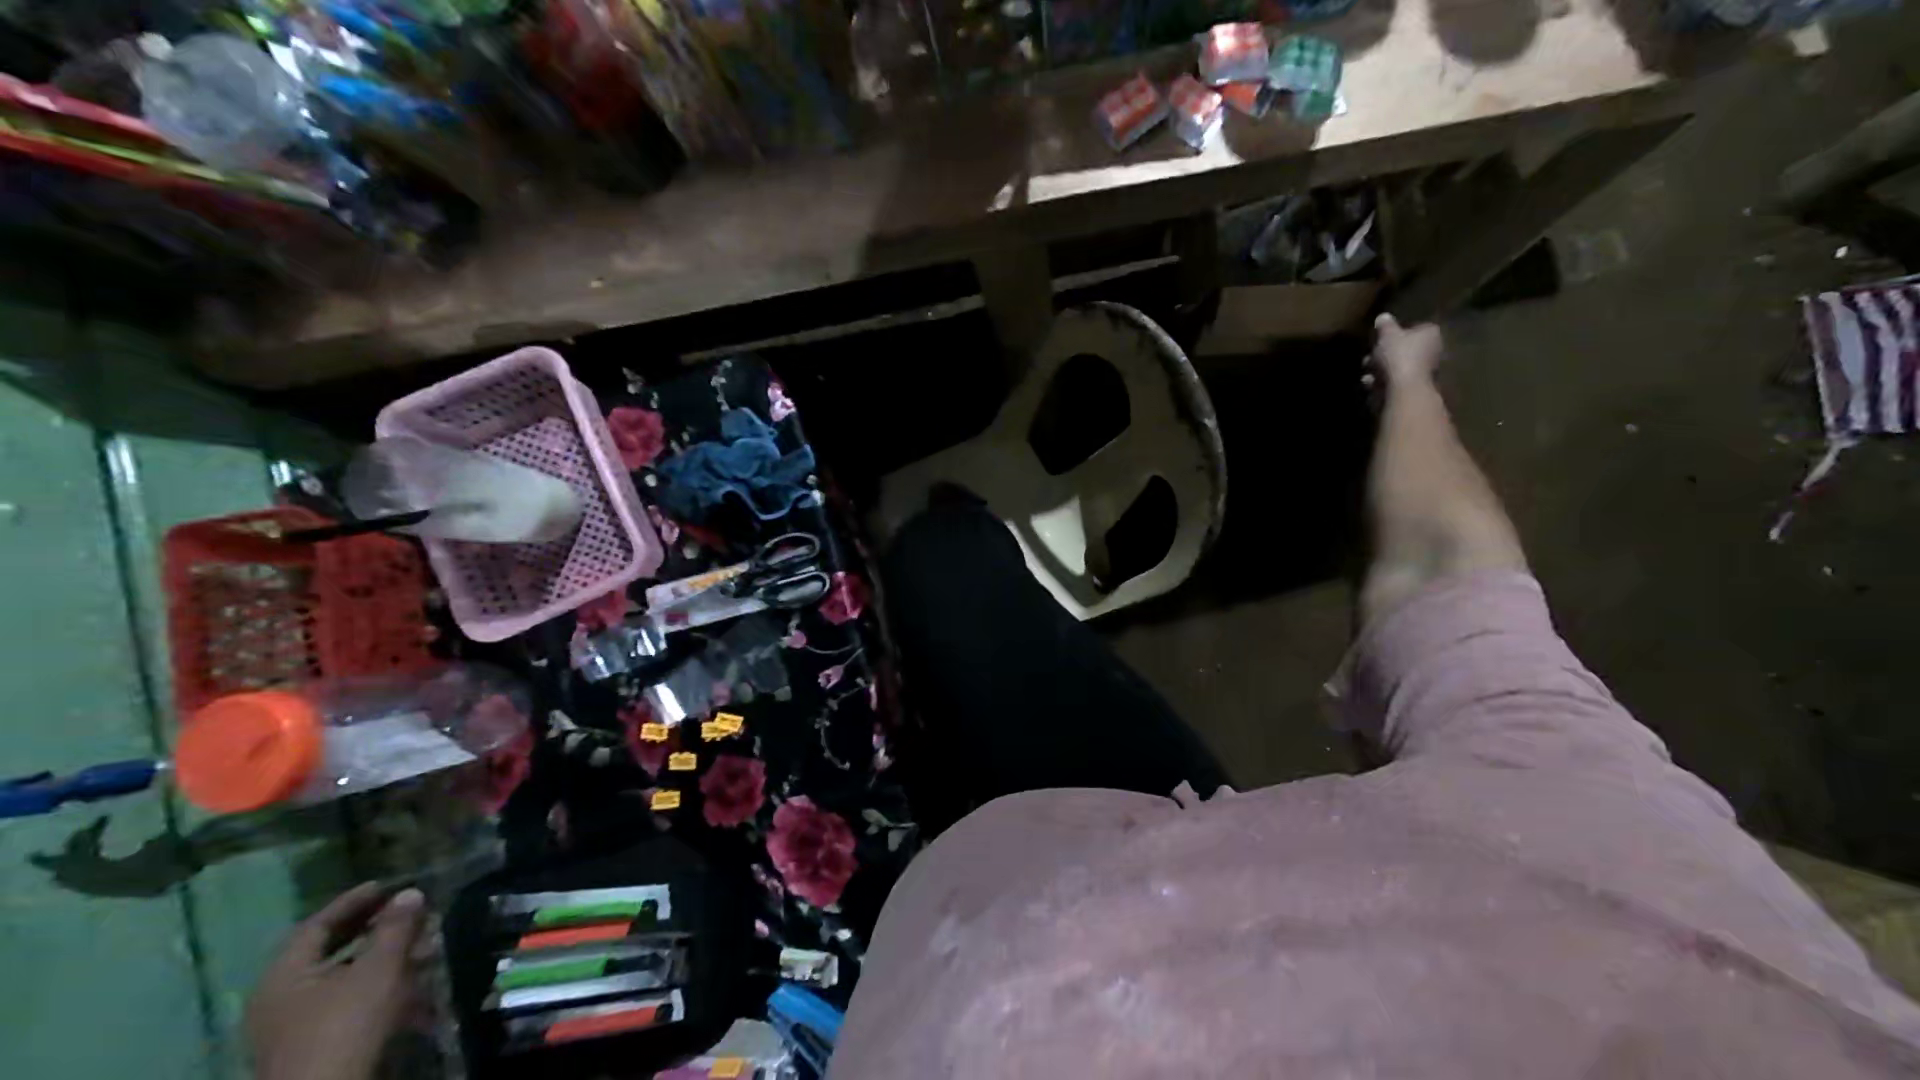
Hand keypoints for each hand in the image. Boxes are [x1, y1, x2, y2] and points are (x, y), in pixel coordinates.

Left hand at [246, 882, 426, 1079]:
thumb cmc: (345, 1026)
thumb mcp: (378, 970)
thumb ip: (394, 928)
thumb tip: (410, 893)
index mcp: (283, 975)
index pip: (316, 925)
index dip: (353, 901)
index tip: (388, 884)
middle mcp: (277, 997)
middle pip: (324, 950)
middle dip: (367, 927)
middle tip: (401, 908)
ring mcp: (288, 1026)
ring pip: (336, 975)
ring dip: (374, 954)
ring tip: (413, 941)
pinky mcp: (307, 1045)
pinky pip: (339, 999)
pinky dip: (370, 982)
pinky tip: (401, 981)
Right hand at [1371, 314, 1443, 386]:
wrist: (1404, 388)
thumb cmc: (1399, 355)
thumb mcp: (1387, 335)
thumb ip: (1385, 325)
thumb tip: (1383, 316)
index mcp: (1430, 333)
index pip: (1416, 328)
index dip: (1397, 333)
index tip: (1381, 338)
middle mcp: (1433, 349)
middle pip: (1406, 348)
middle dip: (1385, 353)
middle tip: (1369, 356)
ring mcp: (1425, 369)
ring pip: (1399, 365)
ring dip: (1380, 369)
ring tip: (1366, 373)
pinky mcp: (1415, 386)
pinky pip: (1396, 379)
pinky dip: (1382, 381)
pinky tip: (1370, 383)